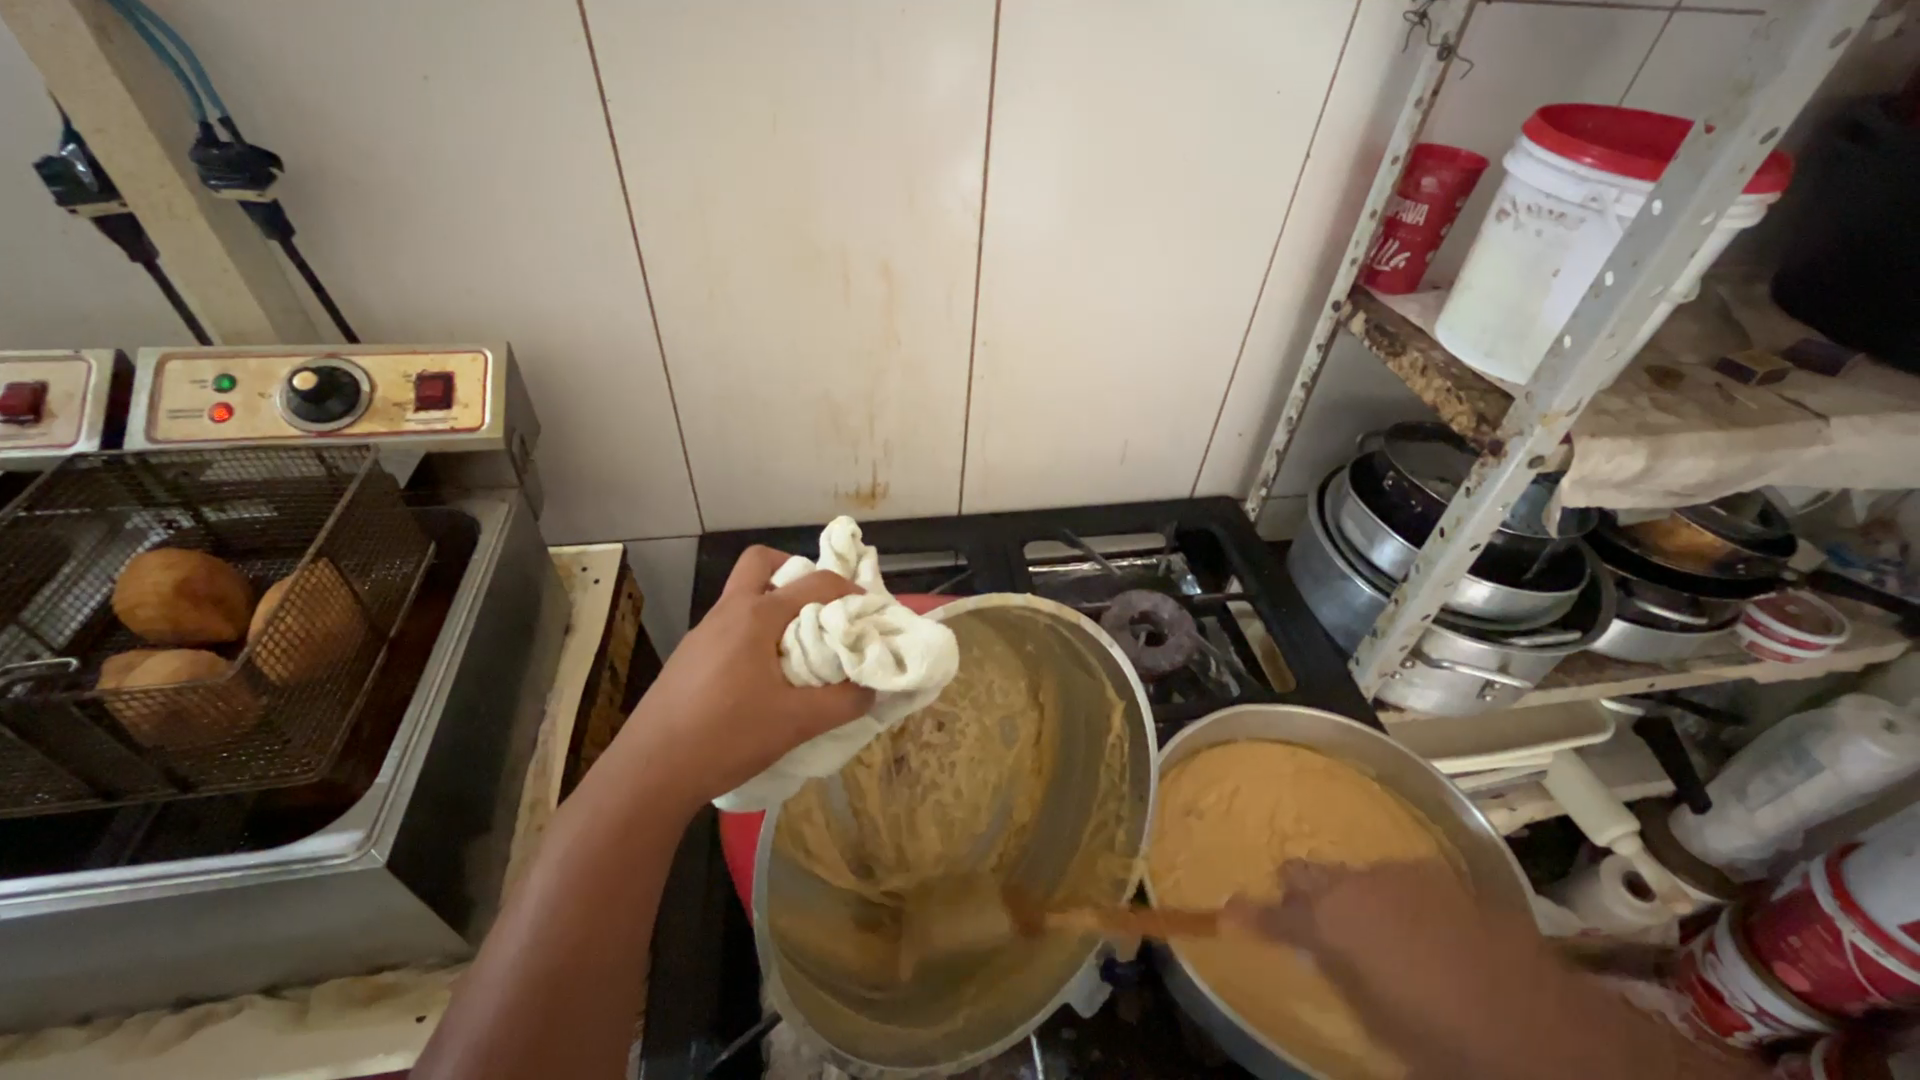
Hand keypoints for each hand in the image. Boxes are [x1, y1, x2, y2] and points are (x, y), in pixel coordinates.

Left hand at [611, 546, 875, 808]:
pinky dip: (755, 634)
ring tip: (802, 650)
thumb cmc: (726, 736)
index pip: (814, 582)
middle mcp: (727, 613)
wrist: (650, 771)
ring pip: (743, 596)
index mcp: (755, 616)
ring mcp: (702, 634)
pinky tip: (765, 679)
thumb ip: (843, 702)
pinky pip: (730, 627)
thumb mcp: (797, 723)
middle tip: (822, 609)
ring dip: (776, 607)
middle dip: (797, 574)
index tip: (871, 614)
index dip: (850, 591)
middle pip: (762, 564)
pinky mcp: (689, 658)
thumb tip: (872, 689)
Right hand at [1225, 861, 1536, 1078]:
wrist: (1543, 1027)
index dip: (1248, 914)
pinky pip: (1399, 881)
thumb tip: (1321, 951)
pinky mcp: (1445, 879)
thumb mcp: (1374, 1018)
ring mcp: (1404, 876)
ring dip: (1349, 894)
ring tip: (1367, 929)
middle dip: (1296, 891)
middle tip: (1301, 919)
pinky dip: (1392, 898)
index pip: (1274, 913)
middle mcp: (1360, 885)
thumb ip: (1338, 971)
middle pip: (1305, 872)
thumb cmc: (1442, 1038)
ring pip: (1355, 874)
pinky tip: (1415, 928)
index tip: (1227, 911)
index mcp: (1332, 921)